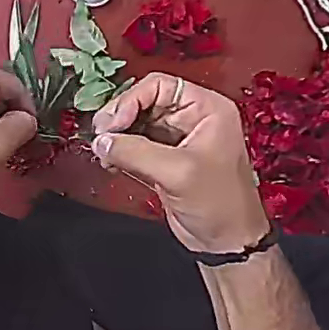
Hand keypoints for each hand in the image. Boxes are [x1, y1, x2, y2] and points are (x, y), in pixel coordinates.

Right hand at [91, 73, 271, 254]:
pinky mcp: (164, 160)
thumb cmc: (218, 203)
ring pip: (135, 123)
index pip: (160, 86)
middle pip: (143, 101)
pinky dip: (119, 151)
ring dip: (116, 136)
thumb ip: (136, 152)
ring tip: (103, 153)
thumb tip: (101, 141)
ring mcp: (176, 139)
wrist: (227, 243)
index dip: (131, 100)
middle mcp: (191, 118)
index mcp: (206, 109)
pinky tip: (110, 162)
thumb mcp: (178, 172)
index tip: (112, 124)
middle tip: (101, 137)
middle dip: (119, 118)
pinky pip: (134, 145)